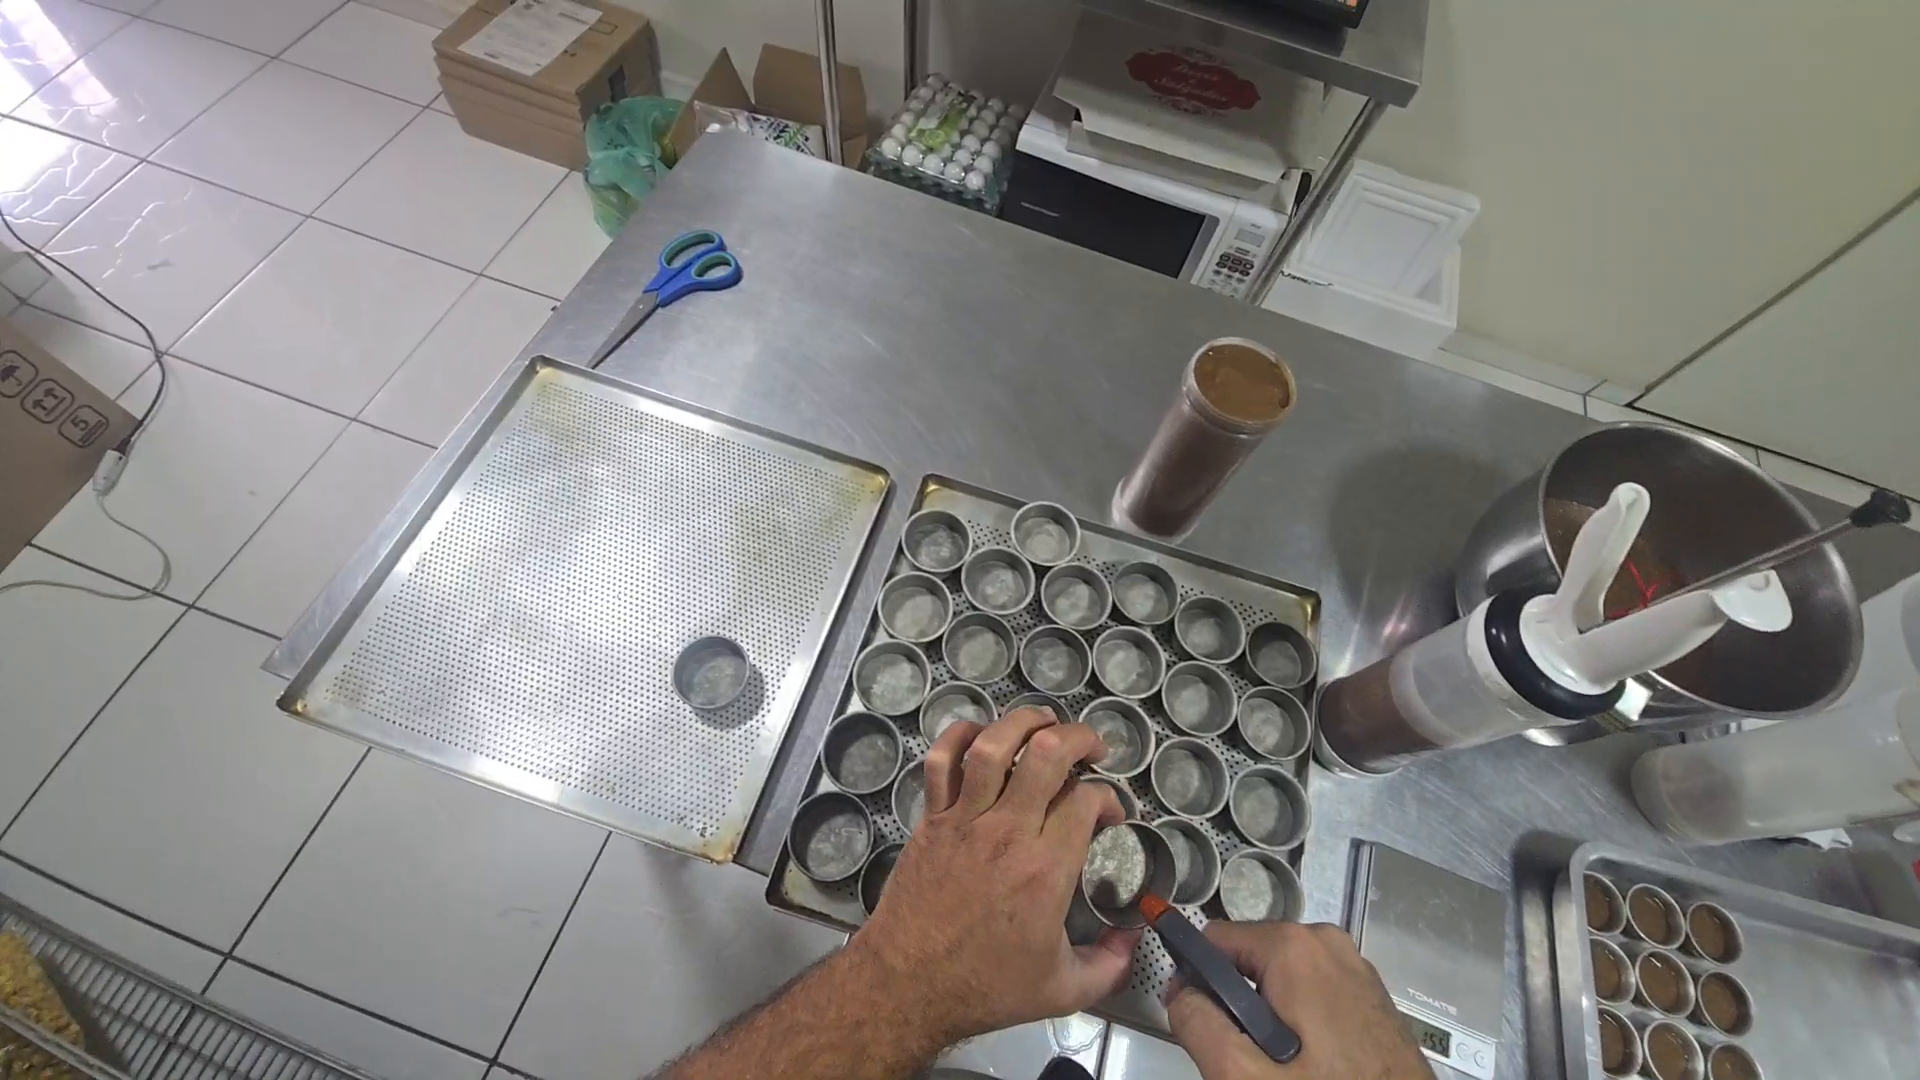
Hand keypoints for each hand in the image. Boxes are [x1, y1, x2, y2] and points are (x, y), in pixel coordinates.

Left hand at [847, 706, 1138, 1044]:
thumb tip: (1134, 936)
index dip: (1107, 796)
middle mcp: (1008, 831)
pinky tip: (980, 734)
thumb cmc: (987, 986)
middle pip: (1046, 755)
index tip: (1109, 813)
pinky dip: (957, 735)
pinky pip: (940, 760)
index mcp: (1046, 869)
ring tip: (1044, 721)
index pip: (1085, 800)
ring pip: (993, 746)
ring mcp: (965, 818)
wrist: (909, 984)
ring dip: (1023, 722)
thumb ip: (1109, 964)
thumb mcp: (1064, 990)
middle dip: (1078, 738)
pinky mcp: (932, 816)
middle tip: (1092, 748)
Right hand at [1165, 921, 1426, 1079]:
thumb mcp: (1246, 1076)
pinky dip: (1303, 1023)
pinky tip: (1316, 1066)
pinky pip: (1313, 992)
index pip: (1213, 941)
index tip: (1209, 1029)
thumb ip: (1197, 1024)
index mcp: (1293, 945)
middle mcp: (1325, 940)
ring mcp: (1354, 966)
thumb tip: (1179, 991)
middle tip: (1258, 1063)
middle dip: (1239, 1005)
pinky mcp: (1372, 993)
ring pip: (1280, 978)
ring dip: (1271, 1018)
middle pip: (1247, 959)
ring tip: (1290, 1069)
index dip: (1199, 983)